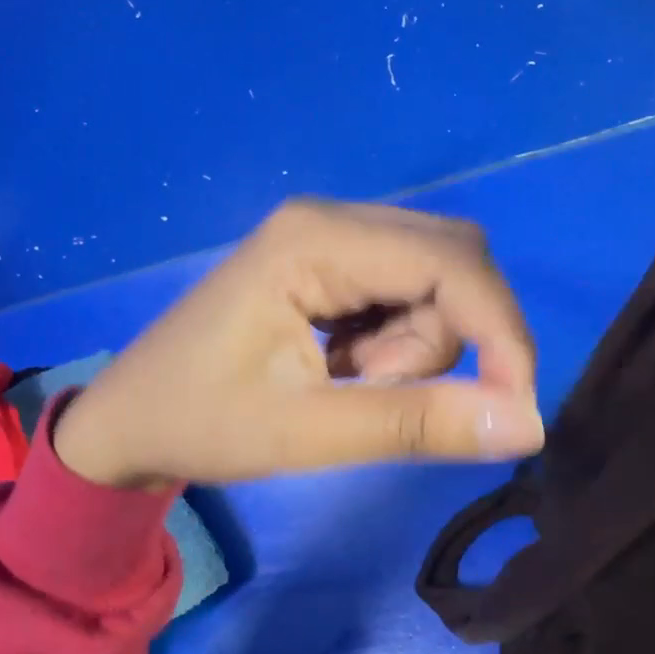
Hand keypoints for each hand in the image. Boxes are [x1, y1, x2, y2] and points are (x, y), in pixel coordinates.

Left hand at [53, 199, 543, 488]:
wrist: (127, 423)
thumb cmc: (199, 423)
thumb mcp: (306, 433)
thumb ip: (415, 422)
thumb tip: (527, 423)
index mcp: (315, 239)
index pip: (452, 262)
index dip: (501, 334)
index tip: (513, 411)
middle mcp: (328, 220)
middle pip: (450, 262)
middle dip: (446, 339)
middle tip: (379, 392)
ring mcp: (325, 241)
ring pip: (431, 284)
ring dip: (413, 349)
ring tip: (342, 386)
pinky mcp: (324, 270)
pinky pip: (399, 299)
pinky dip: (392, 346)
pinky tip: (340, 372)